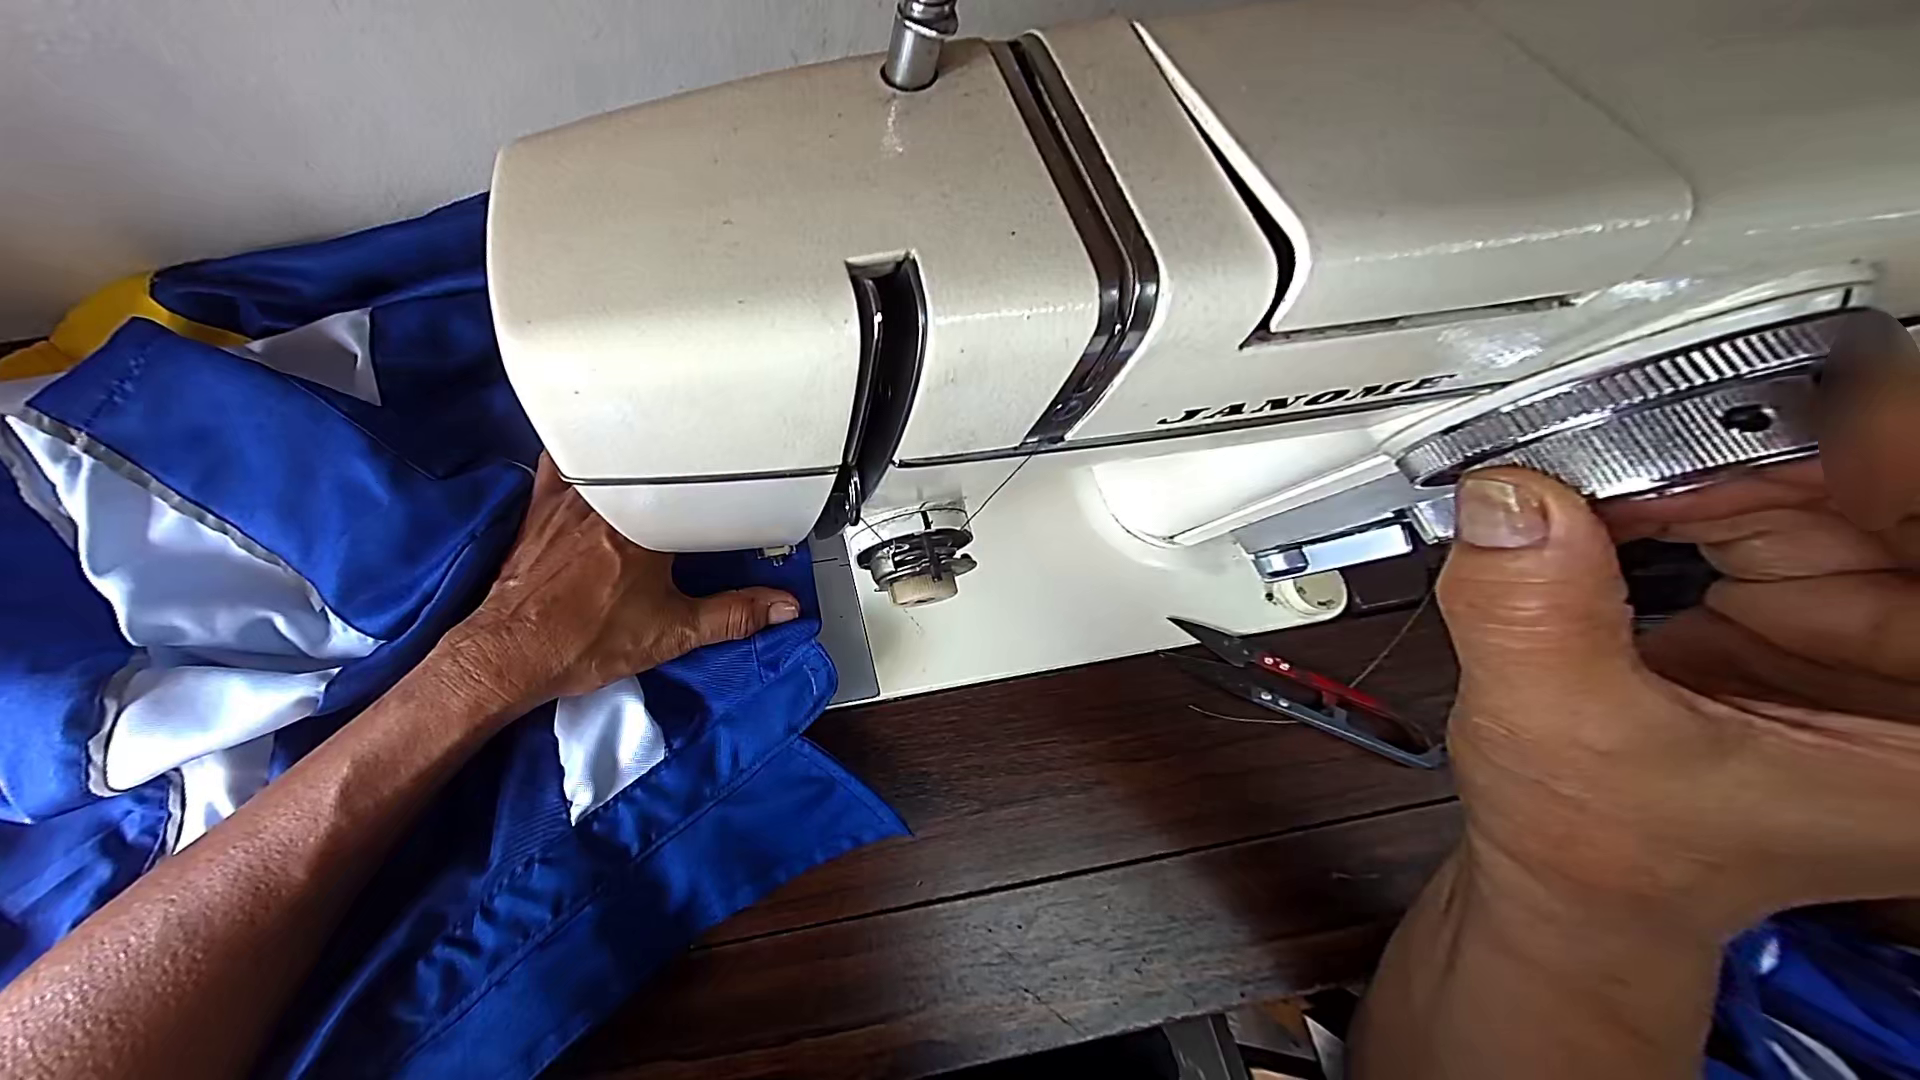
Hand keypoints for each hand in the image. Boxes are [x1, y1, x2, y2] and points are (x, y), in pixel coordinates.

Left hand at [438, 456, 799, 713]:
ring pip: (613, 459)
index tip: (735, 505)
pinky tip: (596, 462)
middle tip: (701, 480)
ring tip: (662, 460)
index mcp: (647, 530)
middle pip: (657, 472)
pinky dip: (581, 457)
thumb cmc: (580, 642)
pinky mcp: (542, 509)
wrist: (510, 656)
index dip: (722, 498)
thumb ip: (734, 615)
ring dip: (638, 459)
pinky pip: (562, 464)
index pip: (699, 499)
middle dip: (682, 475)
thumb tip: (781, 607)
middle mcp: (608, 506)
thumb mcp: (674, 632)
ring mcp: (572, 502)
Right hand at [1437, 311, 1919, 938]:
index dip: (1899, 450)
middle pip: (1894, 490)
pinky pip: (1746, 505)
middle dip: (1761, 450)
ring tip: (1589, 481)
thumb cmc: (1603, 843)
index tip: (1790, 391)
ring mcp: (1873, 627)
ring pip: (1819, 483)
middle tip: (1635, 430)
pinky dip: (1657, 492)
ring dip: (1693, 468)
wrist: (1569, 862)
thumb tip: (1506, 500)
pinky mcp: (1789, 605)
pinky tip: (1594, 511)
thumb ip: (1531, 614)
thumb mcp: (1558, 729)